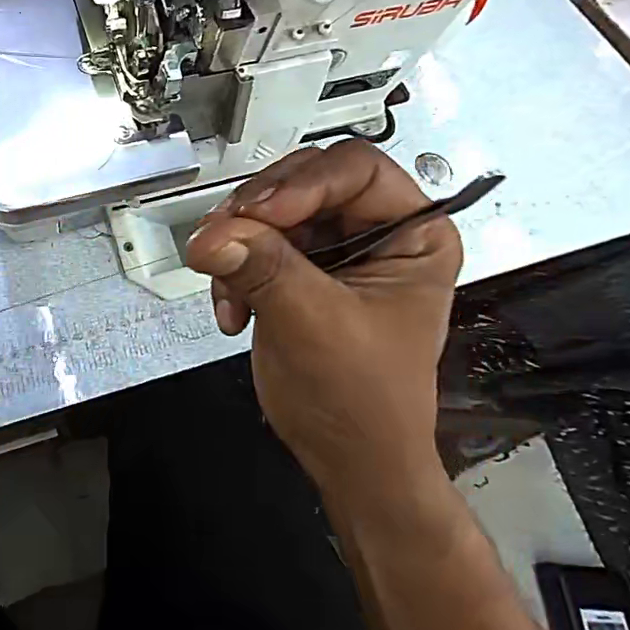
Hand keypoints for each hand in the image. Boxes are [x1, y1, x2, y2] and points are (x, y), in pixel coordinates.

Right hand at [184, 140, 461, 508]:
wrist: (350, 459)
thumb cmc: (366, 405)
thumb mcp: (319, 328)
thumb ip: (266, 271)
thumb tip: (214, 233)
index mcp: (416, 234)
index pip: (358, 170)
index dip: (305, 185)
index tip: (259, 216)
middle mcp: (379, 231)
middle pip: (308, 181)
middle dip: (261, 215)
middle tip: (229, 240)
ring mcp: (337, 249)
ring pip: (273, 210)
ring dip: (240, 243)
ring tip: (231, 291)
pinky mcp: (302, 268)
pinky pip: (255, 241)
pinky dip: (234, 268)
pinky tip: (234, 309)